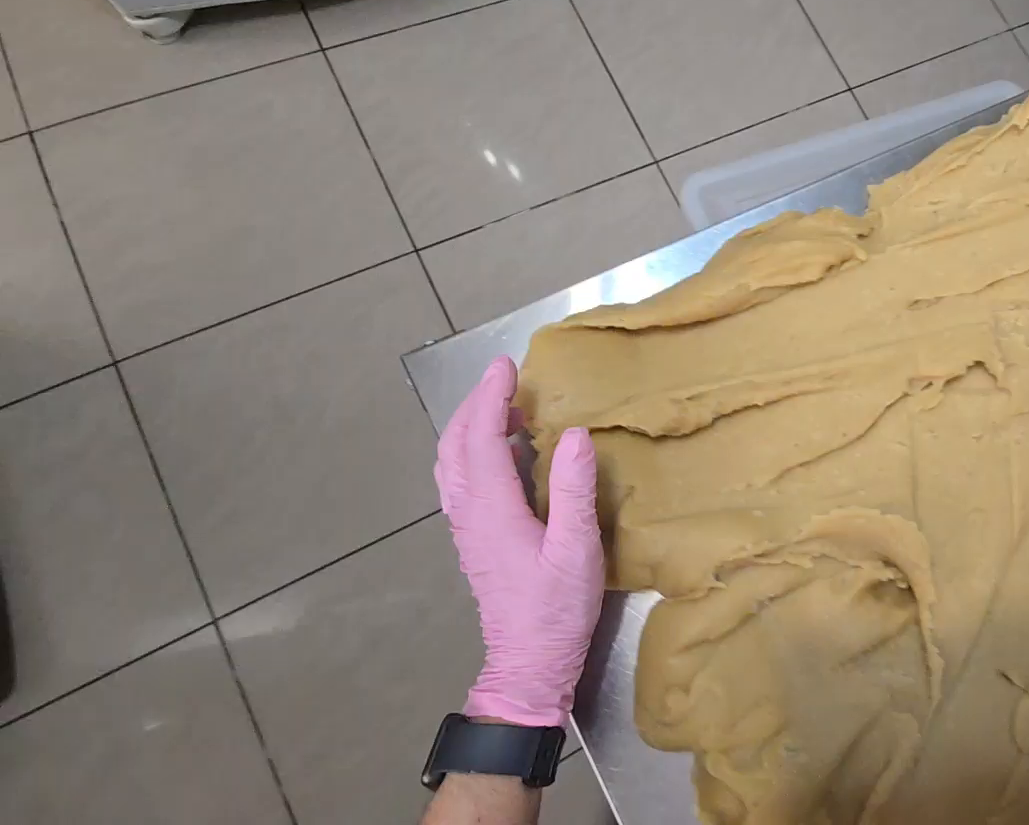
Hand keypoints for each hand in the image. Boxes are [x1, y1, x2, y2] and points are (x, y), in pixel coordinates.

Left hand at [435, 356, 603, 727]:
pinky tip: (505, 452)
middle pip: (454, 448)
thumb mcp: (577, 547)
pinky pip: (462, 480)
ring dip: (471, 427)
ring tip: (506, 407)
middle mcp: (469, 514)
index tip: (506, 366)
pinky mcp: (475, 539)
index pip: (479, 440)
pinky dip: (475, 451)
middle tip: (505, 378)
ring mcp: (467, 528)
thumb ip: (573, 489)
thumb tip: (574, 434)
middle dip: (474, 406)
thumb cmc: (556, 606)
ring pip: (452, 465)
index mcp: (492, 511)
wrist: (527, 662)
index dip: (490, 399)